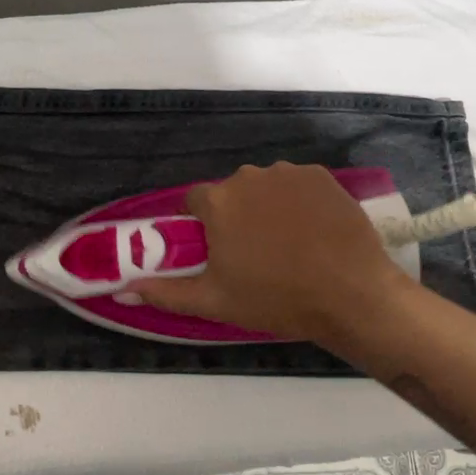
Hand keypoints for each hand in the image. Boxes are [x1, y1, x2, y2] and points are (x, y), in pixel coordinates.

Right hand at [132, 162, 408, 342]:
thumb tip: (123, 290)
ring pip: (265, 187)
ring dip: (268, 208)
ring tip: (289, 245)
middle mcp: (247, 177)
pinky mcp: (321, 176)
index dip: (202, 227)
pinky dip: (300, 203)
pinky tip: (314, 232)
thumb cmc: (276, 298)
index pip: (195, 204)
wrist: (352, 294)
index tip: (217, 252)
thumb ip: (165, 292)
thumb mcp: (214, 301)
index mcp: (217, 202)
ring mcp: (287, 173)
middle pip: (231, 193)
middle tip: (255, 255)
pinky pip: (298, 185)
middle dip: (237, 217)